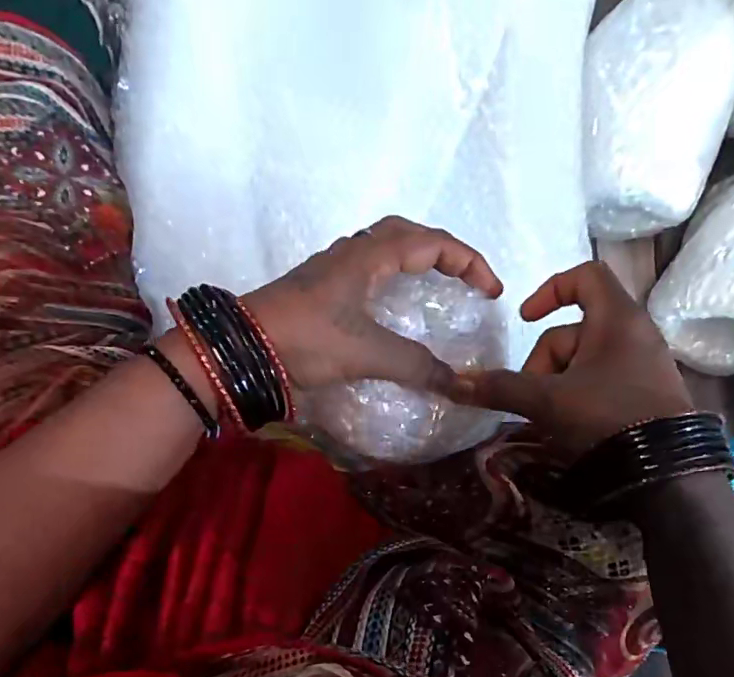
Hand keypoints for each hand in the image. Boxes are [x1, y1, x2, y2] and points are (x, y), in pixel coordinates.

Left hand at [243, 216, 503, 391]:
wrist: (242, 348)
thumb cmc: (307, 339)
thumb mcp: (367, 352)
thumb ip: (415, 366)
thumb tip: (458, 385)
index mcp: (369, 255)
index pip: (433, 242)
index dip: (469, 261)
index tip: (491, 291)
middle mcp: (352, 253)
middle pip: (408, 234)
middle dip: (443, 252)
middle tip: (464, 280)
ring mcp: (330, 270)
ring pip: (381, 250)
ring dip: (412, 261)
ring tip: (432, 289)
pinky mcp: (317, 291)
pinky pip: (364, 272)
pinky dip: (388, 281)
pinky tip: (388, 310)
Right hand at [445, 260, 693, 453]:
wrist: (664, 469)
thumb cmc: (607, 417)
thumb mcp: (547, 401)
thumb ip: (501, 389)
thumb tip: (455, 383)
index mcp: (616, 319)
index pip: (584, 276)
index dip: (549, 291)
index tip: (523, 319)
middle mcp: (634, 333)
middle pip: (572, 331)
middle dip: (543, 363)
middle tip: (533, 397)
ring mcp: (642, 365)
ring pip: (583, 361)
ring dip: (556, 384)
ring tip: (549, 418)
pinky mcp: (645, 393)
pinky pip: (600, 381)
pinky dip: (577, 396)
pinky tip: (568, 425)